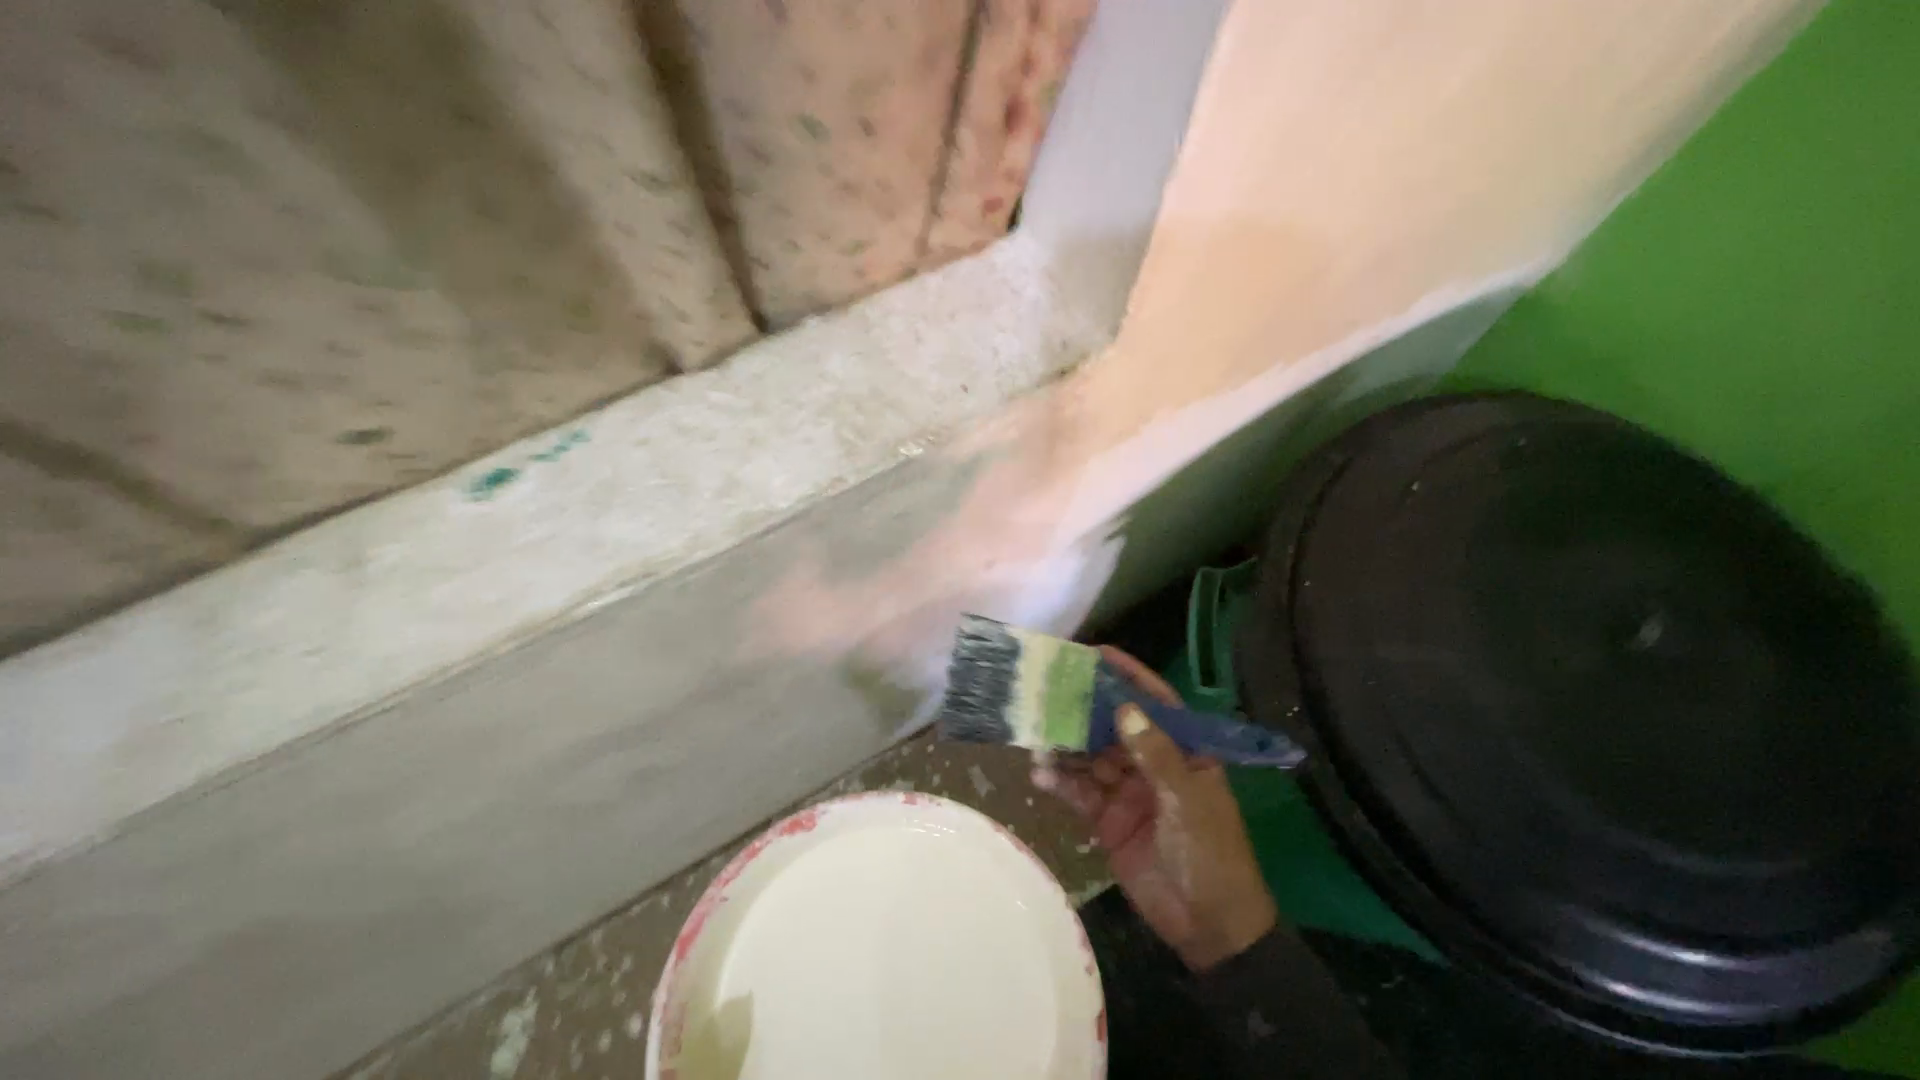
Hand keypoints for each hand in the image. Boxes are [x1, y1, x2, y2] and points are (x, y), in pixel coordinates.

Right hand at [1036, 647, 1278, 971]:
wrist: (1208, 925)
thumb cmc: (1211, 853)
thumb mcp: (1187, 801)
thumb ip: (1155, 755)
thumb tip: (1124, 709)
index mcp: (1184, 752)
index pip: (1156, 704)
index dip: (1129, 677)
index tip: (1097, 653)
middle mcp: (1153, 764)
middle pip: (1114, 727)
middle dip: (1084, 710)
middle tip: (1048, 691)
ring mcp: (1128, 791)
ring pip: (1090, 758)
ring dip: (1065, 748)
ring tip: (1035, 735)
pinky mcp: (1107, 820)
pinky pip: (1079, 793)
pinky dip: (1060, 783)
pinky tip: (1040, 776)